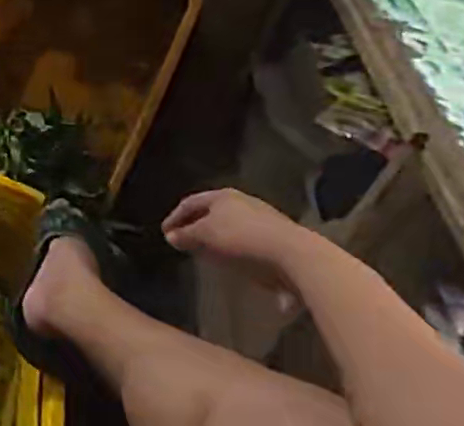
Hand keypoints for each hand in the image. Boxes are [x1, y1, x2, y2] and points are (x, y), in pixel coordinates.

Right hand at [161, 189, 317, 282]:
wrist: (297, 256)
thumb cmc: (243, 238)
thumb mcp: (207, 235)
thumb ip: (187, 235)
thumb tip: (170, 237)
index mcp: (222, 196)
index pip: (190, 203)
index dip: (175, 217)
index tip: (166, 232)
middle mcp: (243, 202)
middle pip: (213, 214)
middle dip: (198, 228)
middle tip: (187, 242)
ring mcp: (265, 219)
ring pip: (233, 229)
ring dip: (220, 242)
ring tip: (212, 257)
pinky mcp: (282, 239)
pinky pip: (252, 244)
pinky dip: (241, 252)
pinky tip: (240, 267)